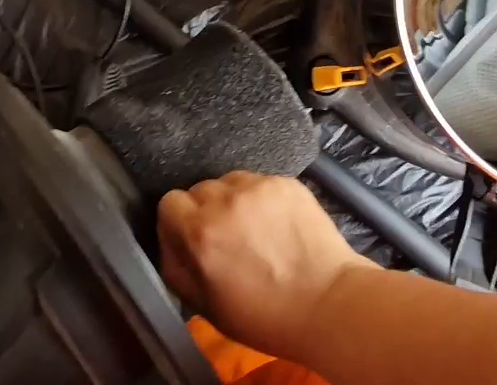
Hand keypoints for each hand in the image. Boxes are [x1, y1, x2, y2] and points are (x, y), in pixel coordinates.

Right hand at [157, 171, 376, 357]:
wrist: (326, 302)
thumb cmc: (263, 315)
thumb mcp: (205, 306)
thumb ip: (177, 267)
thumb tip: (170, 241)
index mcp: (200, 231)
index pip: (170, 202)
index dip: (178, 221)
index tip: (192, 237)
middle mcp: (225, 200)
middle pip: (200, 189)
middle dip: (206, 210)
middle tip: (226, 237)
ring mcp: (259, 186)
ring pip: (230, 181)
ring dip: (233, 199)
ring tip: (253, 227)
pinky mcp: (285, 181)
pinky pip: (261, 182)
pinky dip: (262, 198)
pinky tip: (276, 222)